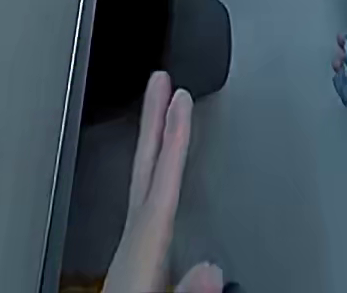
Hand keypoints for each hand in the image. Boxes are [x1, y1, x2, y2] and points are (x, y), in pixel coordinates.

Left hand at [104, 71, 224, 291]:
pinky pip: (147, 196)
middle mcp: (134, 240)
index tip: (181, 99)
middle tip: (159, 77)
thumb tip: (214, 269)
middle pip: (144, 167)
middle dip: (153, 119)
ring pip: (143, 177)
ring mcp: (133, 246)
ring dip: (153, 137)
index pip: (161, 186)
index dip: (174, 140)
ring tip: (163, 105)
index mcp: (142, 252)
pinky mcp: (137, 257)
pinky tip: (163, 167)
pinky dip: (155, 169)